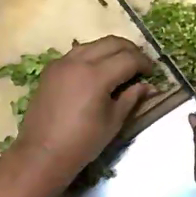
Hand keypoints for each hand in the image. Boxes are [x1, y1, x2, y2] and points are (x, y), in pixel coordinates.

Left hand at [6, 36, 157, 184]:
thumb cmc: (82, 142)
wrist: (42, 153)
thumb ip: (131, 98)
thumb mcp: (113, 121)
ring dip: (110, 50)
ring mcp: (61, 63)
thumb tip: (149, 86)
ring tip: (121, 65)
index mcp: (96, 75)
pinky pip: (76, 53)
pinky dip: (92, 55)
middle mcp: (78, 61)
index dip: (144, 63)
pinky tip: (97, 70)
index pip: (128, 58)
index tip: (153, 72)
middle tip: (141, 65)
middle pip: (111, 43)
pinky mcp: (50, 70)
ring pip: (92, 44)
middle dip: (130, 50)